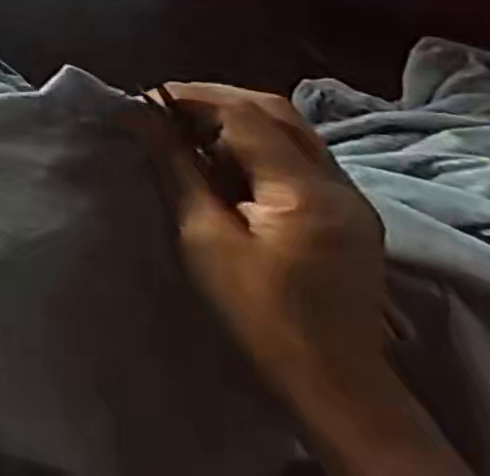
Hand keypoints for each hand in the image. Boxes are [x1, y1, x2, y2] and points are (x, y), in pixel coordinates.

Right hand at [136, 83, 468, 475]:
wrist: (333, 389)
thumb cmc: (258, 317)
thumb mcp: (204, 239)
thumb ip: (176, 168)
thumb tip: (140, 116)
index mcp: (307, 190)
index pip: (245, 116)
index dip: (192, 99)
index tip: (145, 101)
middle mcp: (338, 183)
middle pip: (274, 113)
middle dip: (214, 102)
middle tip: (164, 111)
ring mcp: (349, 198)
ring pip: (289, 131)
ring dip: (234, 120)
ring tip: (186, 132)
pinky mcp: (346, 213)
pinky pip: (297, 156)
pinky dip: (255, 144)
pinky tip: (222, 161)